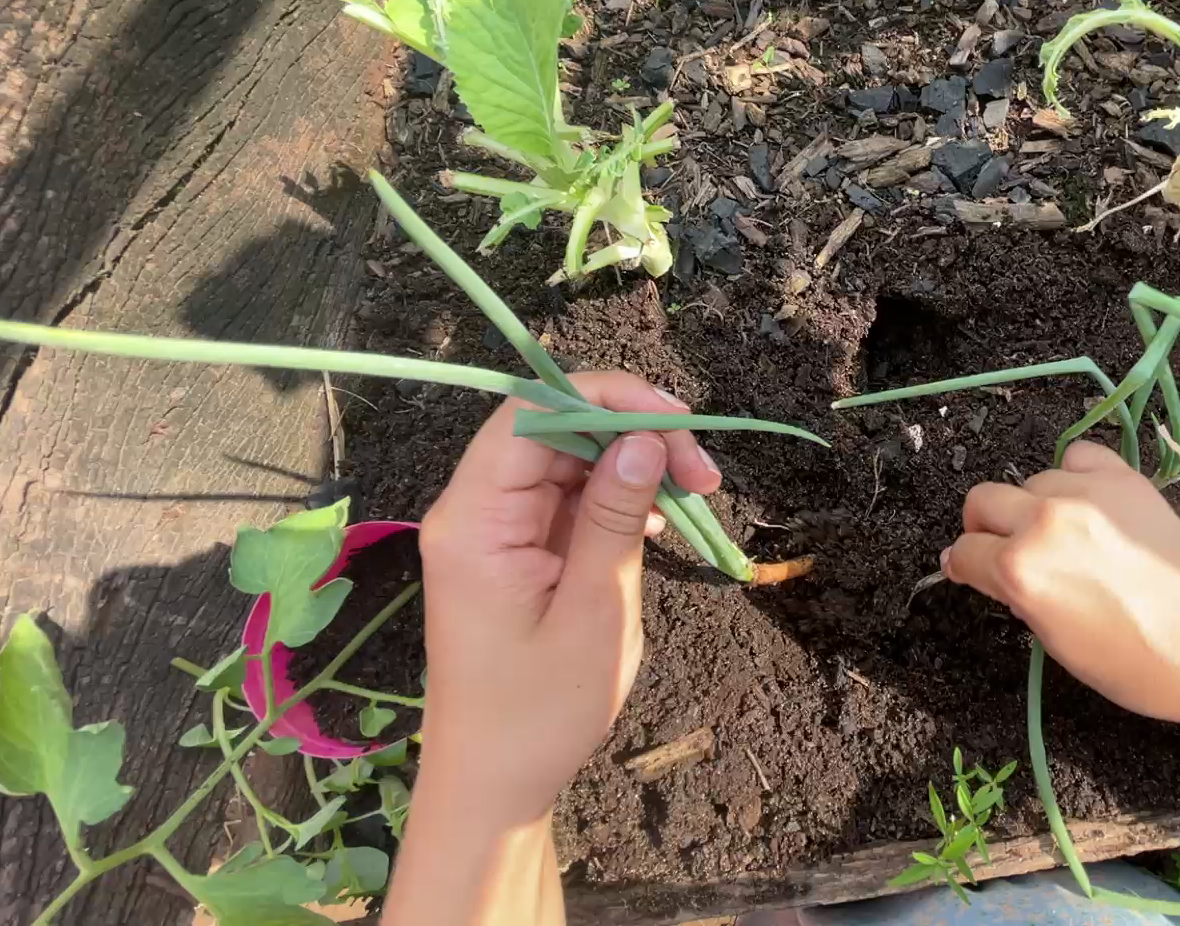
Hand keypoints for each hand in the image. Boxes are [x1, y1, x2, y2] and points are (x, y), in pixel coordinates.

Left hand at [414, 372, 720, 816]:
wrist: (498, 781)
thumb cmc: (542, 709)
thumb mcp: (594, 609)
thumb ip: (614, 516)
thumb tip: (644, 439)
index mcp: (476, 520)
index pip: (535, 412)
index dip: (608, 398)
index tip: (678, 422)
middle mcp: (479, 509)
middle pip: (560, 427)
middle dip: (637, 434)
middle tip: (704, 473)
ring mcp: (502, 525)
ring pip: (576, 457)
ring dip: (638, 464)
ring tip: (695, 496)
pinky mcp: (524, 543)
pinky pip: (577, 494)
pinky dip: (624, 496)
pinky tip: (658, 521)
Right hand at [941, 440, 1179, 730]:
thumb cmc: (1133, 662)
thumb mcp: (1052, 641)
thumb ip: (1011, 594)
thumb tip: (983, 568)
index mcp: (1020, 569)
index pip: (964, 551)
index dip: (964, 566)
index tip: (970, 570)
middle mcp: (1043, 521)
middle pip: (981, 500)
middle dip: (983, 528)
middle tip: (1003, 549)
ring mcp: (1084, 494)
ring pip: (1029, 482)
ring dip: (1032, 507)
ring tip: (1063, 535)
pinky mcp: (1122, 478)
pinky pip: (1076, 457)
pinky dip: (1072, 476)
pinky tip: (1084, 503)